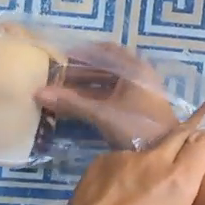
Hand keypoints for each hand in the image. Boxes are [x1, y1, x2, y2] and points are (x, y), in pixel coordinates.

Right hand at [36, 44, 180, 149]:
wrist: (167, 153)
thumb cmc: (137, 126)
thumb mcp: (102, 113)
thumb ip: (71, 103)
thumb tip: (37, 93)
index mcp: (134, 69)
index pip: (107, 51)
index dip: (84, 52)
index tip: (62, 57)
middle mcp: (139, 77)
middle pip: (106, 68)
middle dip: (80, 73)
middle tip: (56, 77)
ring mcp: (140, 94)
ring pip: (108, 85)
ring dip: (86, 88)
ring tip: (61, 93)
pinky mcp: (138, 111)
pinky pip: (112, 98)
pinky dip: (95, 100)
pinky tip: (77, 107)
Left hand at [69, 108, 204, 204]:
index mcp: (179, 182)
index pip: (203, 145)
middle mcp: (155, 161)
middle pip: (180, 134)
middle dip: (195, 121)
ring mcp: (125, 157)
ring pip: (148, 151)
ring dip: (154, 159)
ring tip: (144, 184)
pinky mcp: (101, 161)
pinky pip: (121, 163)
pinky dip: (126, 173)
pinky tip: (116, 194)